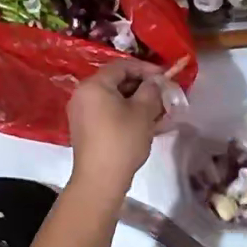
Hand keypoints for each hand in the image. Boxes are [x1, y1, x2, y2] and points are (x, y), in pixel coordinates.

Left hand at [68, 60, 167, 191]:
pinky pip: (107, 112)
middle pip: (116, 81)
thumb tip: (155, 82)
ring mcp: (81, 112)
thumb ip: (151, 90)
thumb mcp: (143, 112)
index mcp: (94, 85)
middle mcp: (82, 94)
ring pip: (113, 99)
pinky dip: (125, 113)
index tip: (166, 78)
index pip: (122, 66)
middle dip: (142, 87)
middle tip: (163, 96)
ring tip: (157, 111)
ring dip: (136, 101)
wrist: (100, 180)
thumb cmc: (122, 141)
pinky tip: (143, 123)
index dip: (146, 69)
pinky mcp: (84, 128)